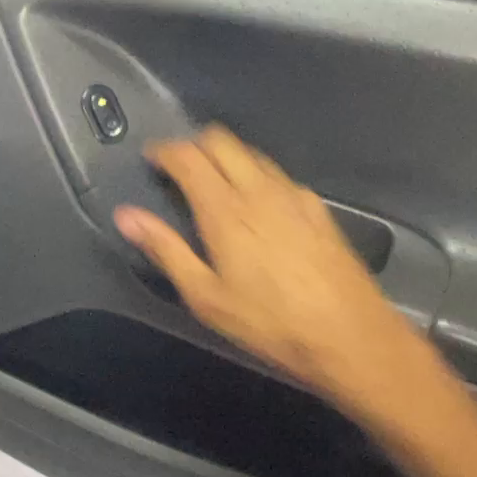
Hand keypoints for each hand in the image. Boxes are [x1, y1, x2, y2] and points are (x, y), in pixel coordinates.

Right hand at [113, 125, 458, 423]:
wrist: (350, 335)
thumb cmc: (269, 322)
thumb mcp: (206, 296)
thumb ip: (165, 250)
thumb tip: (126, 215)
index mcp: (225, 209)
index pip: (188, 157)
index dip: (164, 150)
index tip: (150, 157)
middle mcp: (259, 190)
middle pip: (222, 141)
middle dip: (195, 144)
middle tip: (177, 166)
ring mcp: (293, 195)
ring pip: (252, 154)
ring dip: (226, 156)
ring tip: (211, 182)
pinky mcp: (317, 208)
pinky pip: (277, 174)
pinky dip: (255, 175)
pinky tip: (256, 205)